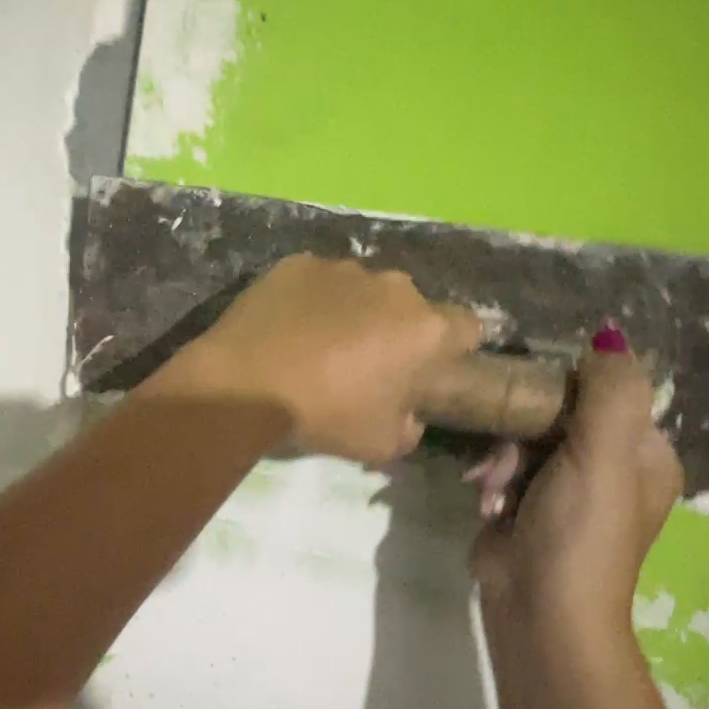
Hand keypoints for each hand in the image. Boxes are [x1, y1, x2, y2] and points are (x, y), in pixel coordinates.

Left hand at [148, 254, 481, 464]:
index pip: (466, 328)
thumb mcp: (380, 445)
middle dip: (395, 328)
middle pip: (409, 305)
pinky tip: (285, 327)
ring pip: (361, 289)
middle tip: (362, 363)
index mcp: (425, 328)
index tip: (423, 371)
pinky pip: (316, 281)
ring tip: (316, 344)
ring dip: (351, 310)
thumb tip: (407, 416)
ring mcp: (342, 268)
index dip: (449, 350)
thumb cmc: (323, 415)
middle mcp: (392, 286)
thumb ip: (409, 428)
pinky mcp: (296, 263)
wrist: (243, 385)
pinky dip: (308, 300)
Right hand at [470, 331, 681, 631]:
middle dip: (519, 434)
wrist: (539, 607)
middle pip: (554, 415)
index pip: (602, 394)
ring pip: (520, 441)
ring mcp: (561, 490)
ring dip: (499, 460)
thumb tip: (609, 334)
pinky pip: (501, 471)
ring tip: (491, 489)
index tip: (530, 401)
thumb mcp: (603, 454)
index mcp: (643, 455)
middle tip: (504, 459)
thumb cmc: (579, 531)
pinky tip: (484, 502)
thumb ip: (609, 392)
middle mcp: (607, 468)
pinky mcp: (522, 507)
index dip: (562, 392)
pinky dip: (490, 482)